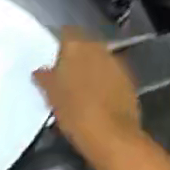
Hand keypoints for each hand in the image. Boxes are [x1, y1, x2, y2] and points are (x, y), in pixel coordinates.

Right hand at [33, 27, 142, 154]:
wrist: (113, 137)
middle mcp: (97, 47)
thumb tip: (40, 70)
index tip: (54, 59)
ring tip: (83, 89)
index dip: (59, 45)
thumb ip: (45, 77)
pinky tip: (100, 98)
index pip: (65, 33)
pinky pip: (112, 74)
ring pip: (99, 59)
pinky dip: (105, 81)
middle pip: (84, 45)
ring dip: (91, 68)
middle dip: (76, 57)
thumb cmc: (76, 113)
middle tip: (65, 76)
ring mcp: (116, 62)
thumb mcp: (52, 96)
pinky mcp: (129, 79)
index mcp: (76, 46)